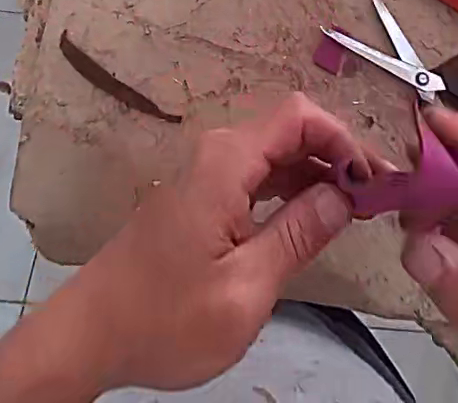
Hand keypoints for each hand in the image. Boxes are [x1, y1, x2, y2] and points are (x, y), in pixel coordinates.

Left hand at [0, 94, 372, 400]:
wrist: (85, 339)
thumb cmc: (162, 318)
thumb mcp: (243, 290)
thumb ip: (299, 234)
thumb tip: (345, 194)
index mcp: (228, 161)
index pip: (300, 116)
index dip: (342, 136)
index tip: (371, 176)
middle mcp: (220, 151)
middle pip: (293, 129)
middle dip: (338, 154)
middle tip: (372, 194)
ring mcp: (210, 169)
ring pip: (280, 150)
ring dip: (318, 171)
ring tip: (352, 205)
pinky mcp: (205, 190)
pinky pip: (261, 171)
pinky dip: (294, 185)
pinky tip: (313, 214)